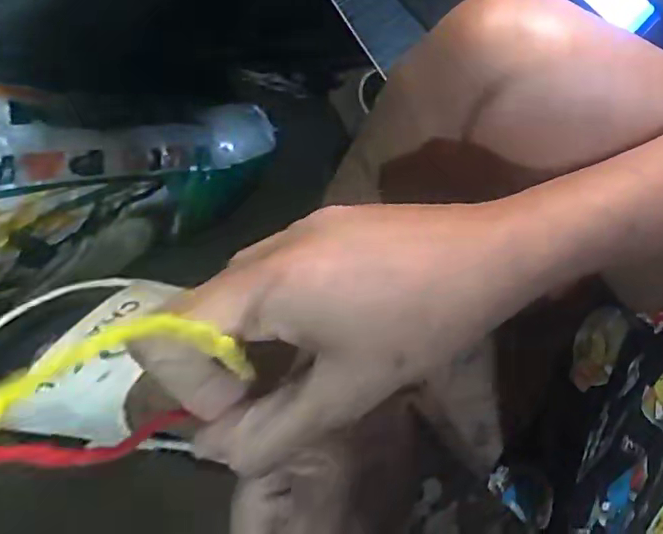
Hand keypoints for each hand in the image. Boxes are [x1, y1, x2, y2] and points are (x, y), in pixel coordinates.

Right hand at [136, 201, 550, 475]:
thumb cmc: (425, 319)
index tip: (250, 405)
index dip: (187, 387)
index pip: (164, 331)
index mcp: (269, 275)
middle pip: (205, 306)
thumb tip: (217, 443)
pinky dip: (287, 306)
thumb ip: (265, 432)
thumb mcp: (345, 391)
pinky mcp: (346, 220)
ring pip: (247, 287)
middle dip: (219, 366)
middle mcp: (282, 237)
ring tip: (306, 367)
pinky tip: (335, 327)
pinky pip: (287, 265)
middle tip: (273, 397)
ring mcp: (317, 222)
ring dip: (255, 337)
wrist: (498, 249)